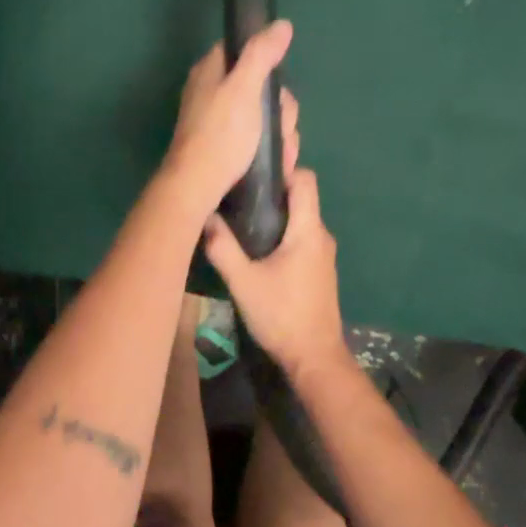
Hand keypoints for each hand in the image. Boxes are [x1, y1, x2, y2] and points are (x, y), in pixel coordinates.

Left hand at [161, 20, 293, 215]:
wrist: (199, 187)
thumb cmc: (221, 134)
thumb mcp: (244, 88)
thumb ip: (261, 54)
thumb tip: (281, 25)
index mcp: (211, 71)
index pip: (246, 50)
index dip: (268, 65)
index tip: (276, 87)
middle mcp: (213, 91)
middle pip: (263, 87)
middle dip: (281, 110)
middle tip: (280, 128)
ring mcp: (220, 120)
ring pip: (267, 116)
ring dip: (281, 135)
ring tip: (281, 153)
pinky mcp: (228, 146)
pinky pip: (259, 138)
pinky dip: (271, 149)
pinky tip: (278, 163)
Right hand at [203, 166, 347, 377]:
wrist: (314, 357)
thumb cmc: (282, 315)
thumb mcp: (244, 282)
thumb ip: (223, 248)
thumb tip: (204, 216)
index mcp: (308, 230)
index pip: (305, 179)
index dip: (283, 169)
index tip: (253, 172)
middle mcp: (321, 235)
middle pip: (300, 198)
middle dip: (271, 192)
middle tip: (236, 194)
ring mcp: (322, 254)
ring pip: (299, 220)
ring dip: (274, 216)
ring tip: (240, 219)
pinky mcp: (318, 270)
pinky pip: (300, 238)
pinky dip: (281, 234)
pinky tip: (256, 248)